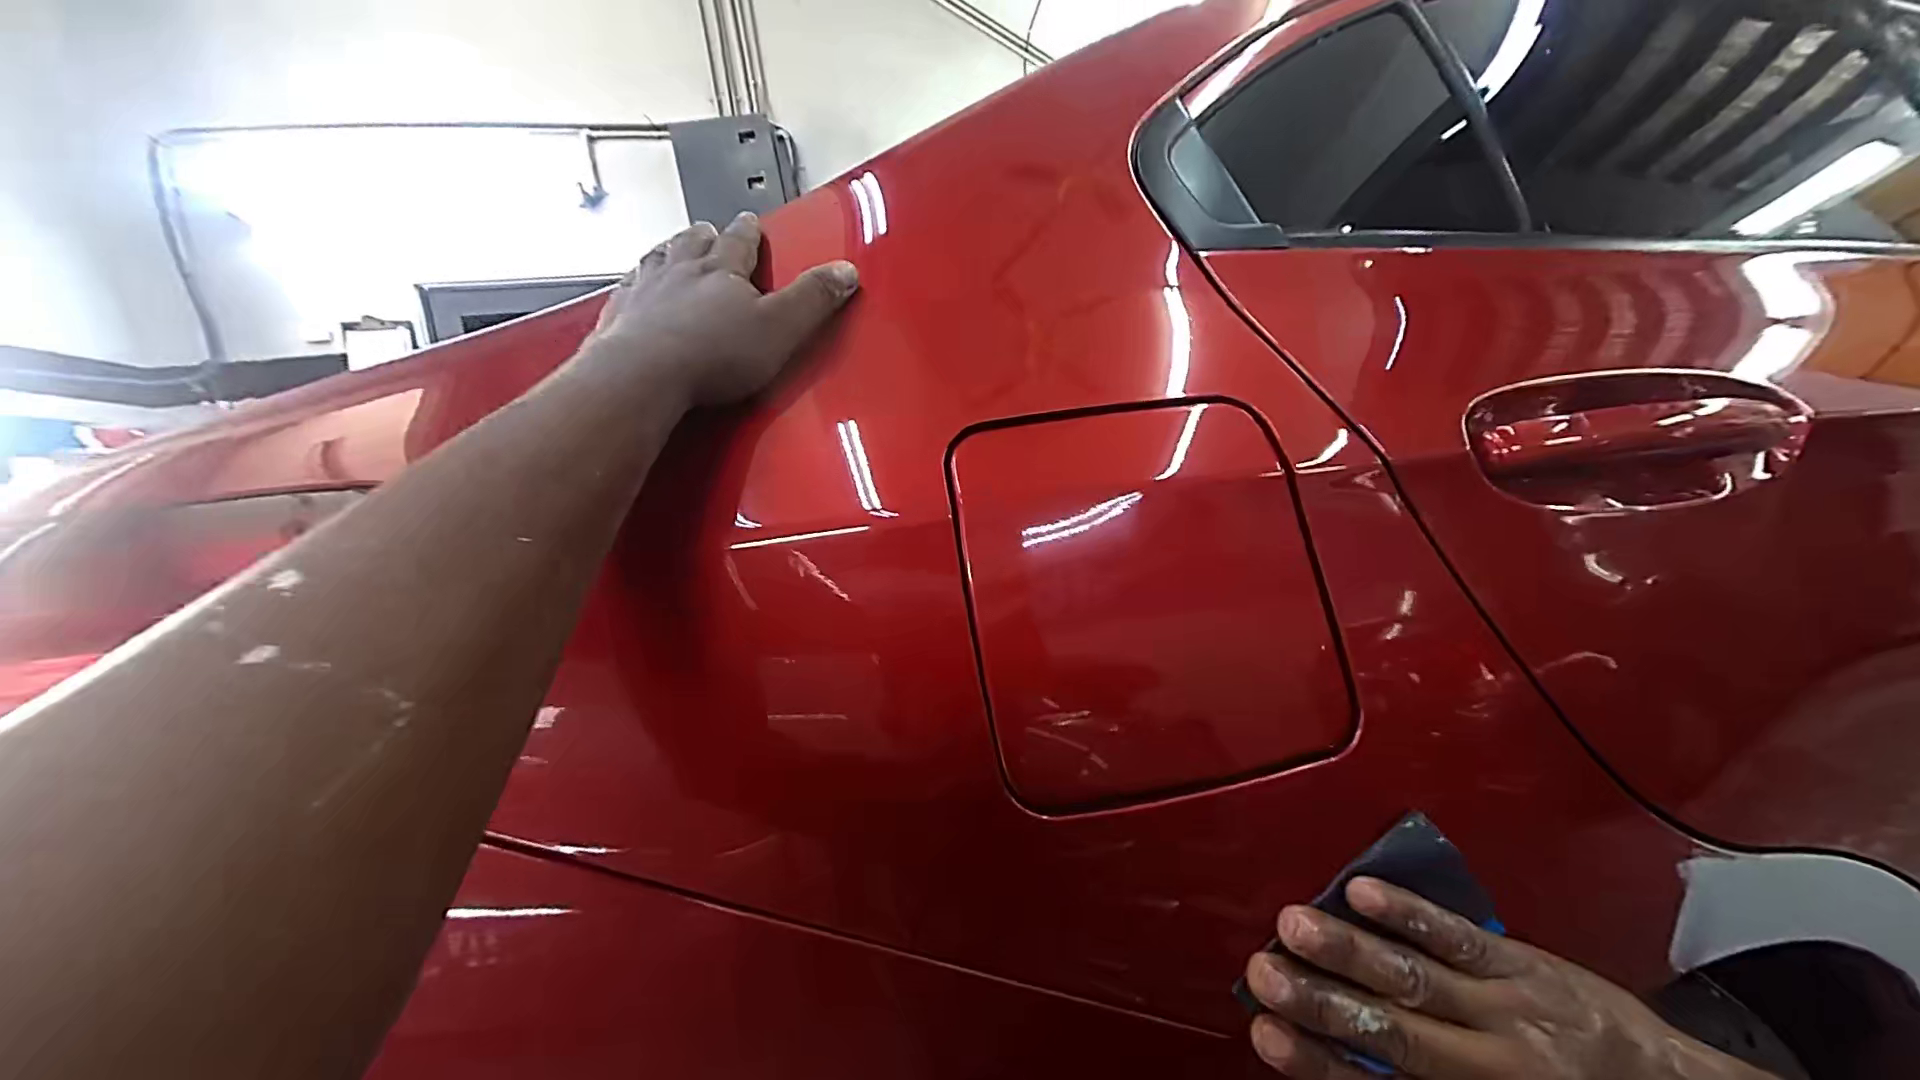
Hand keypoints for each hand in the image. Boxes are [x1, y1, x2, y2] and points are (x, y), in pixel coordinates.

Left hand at [583, 213, 859, 406]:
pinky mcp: (619, 319)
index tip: (751, 223)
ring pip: (657, 260)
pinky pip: (626, 292)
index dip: (749, 232)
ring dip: (667, 253)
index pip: (740, 240)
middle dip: (705, 237)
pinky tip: (633, 289)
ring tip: (671, 249)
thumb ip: (814, 299)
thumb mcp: (781, 328)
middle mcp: (678, 271)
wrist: (645, 376)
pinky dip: (633, 286)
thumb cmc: (710, 355)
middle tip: (709, 232)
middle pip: (693, 243)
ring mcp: (644, 292)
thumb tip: (844, 272)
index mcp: (720, 269)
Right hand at [1244, 878, 1777, 1079]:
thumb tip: (1336, 1055)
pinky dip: (1408, 914)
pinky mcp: (1520, 964)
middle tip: (1265, 975)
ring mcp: (1505, 1009)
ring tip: (1293, 926)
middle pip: (1393, 1030)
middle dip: (1321, 1000)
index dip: (1317, 1060)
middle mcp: (1492, 1066)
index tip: (1266, 1034)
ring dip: (1348, 950)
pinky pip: (1460, 937)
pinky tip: (1362, 893)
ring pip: (1415, 977)